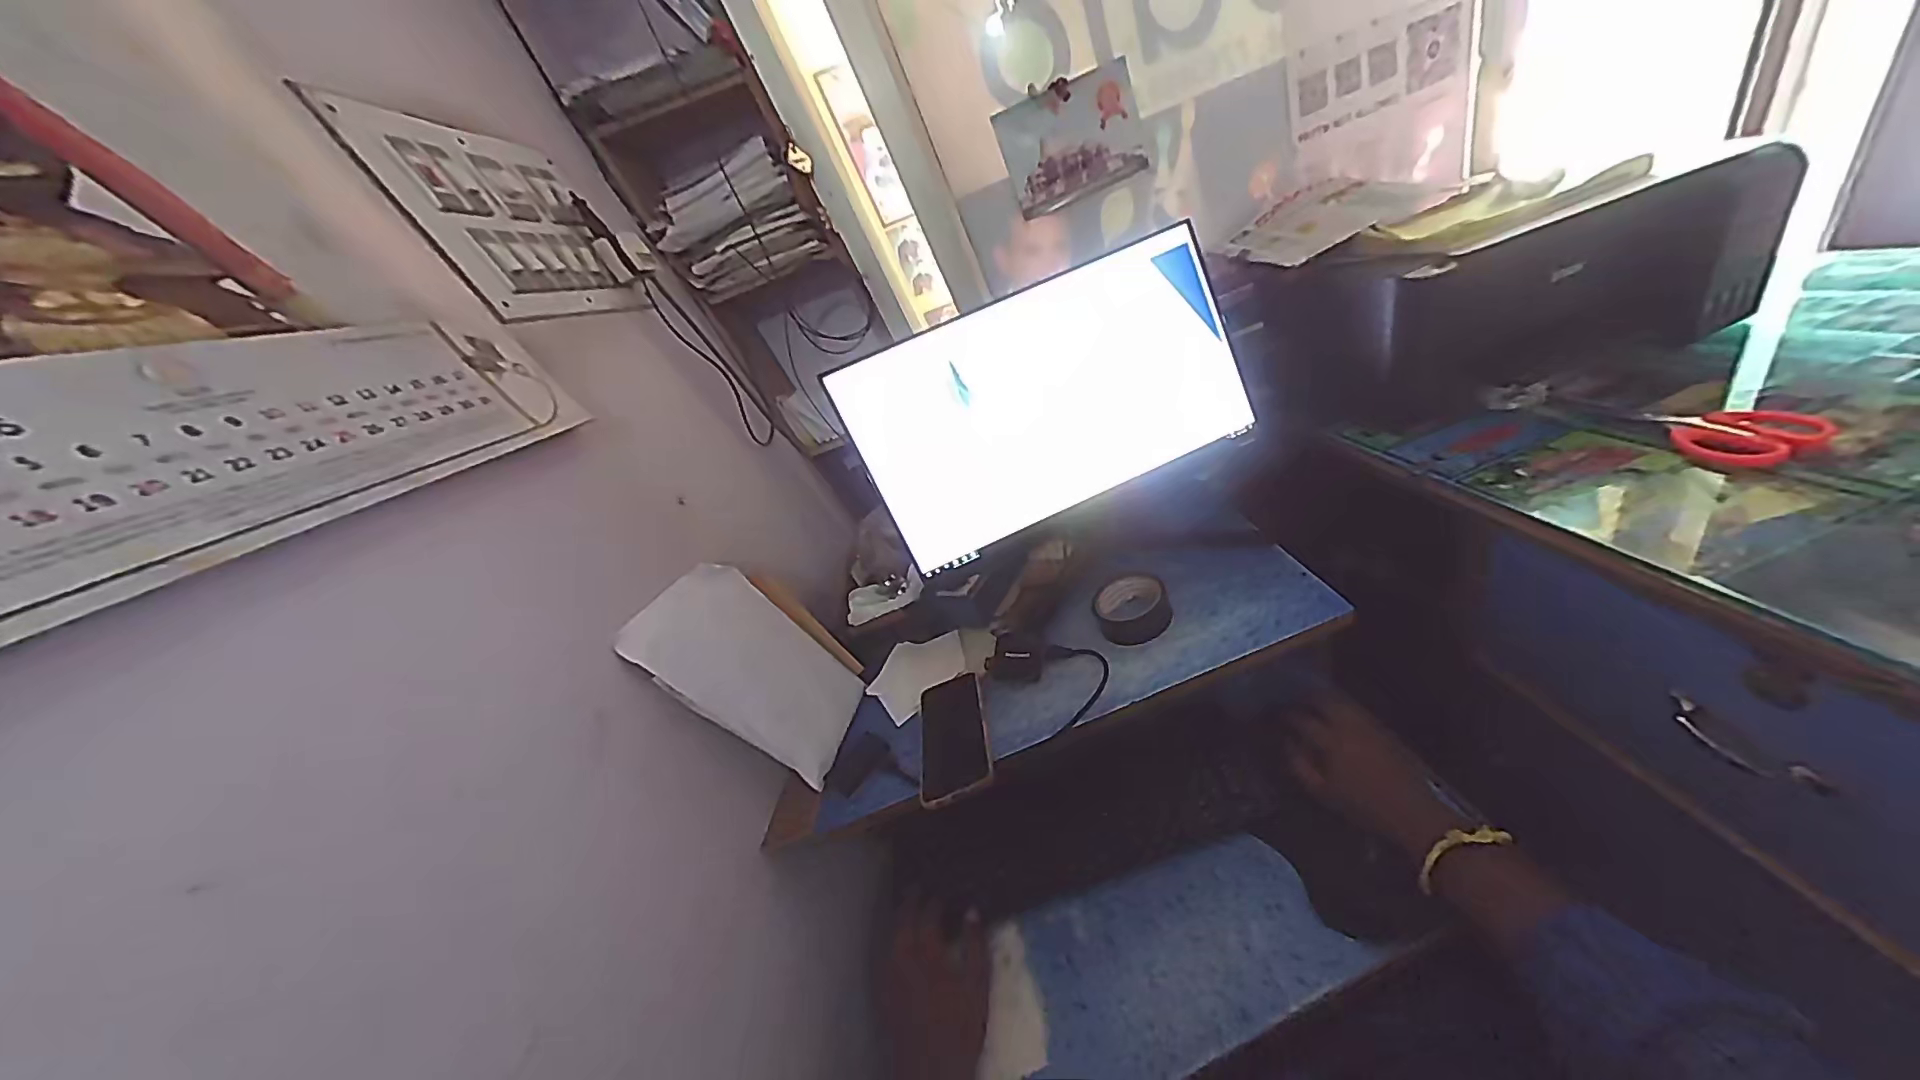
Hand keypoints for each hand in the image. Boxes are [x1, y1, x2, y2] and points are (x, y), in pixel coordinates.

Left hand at [882, 893, 987, 1079]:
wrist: (931, 1069)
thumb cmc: (961, 1026)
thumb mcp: (978, 985)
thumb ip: (976, 945)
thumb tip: (972, 911)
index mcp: (928, 954)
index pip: (928, 916)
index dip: (934, 901)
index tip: (941, 891)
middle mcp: (903, 959)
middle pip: (903, 921)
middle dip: (909, 902)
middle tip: (916, 887)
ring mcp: (890, 975)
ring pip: (890, 936)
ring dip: (898, 918)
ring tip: (906, 906)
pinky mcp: (883, 992)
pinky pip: (883, 954)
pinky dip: (890, 939)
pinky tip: (896, 939)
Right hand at [1284, 691, 1466, 858]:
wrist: (1413, 813)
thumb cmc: (1363, 806)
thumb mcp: (1323, 791)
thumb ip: (1299, 764)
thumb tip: (1286, 743)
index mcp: (1330, 741)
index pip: (1300, 719)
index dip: (1284, 715)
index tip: (1274, 714)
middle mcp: (1348, 726)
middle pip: (1322, 700)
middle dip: (1304, 697)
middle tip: (1291, 699)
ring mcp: (1368, 724)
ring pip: (1341, 701)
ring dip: (1323, 698)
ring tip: (1311, 702)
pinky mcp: (1383, 728)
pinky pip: (1356, 709)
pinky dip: (1341, 706)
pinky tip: (1336, 713)